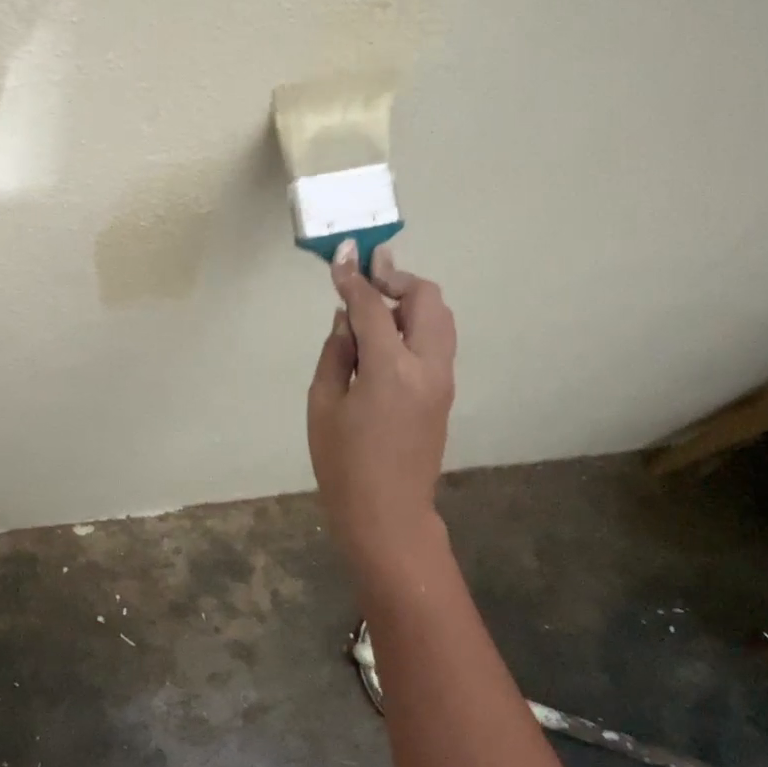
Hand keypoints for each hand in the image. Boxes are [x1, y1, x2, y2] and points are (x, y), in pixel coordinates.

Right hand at [307, 240, 456, 568]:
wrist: (387, 512)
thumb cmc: (343, 462)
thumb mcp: (323, 403)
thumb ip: (337, 352)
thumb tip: (347, 318)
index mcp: (391, 369)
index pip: (373, 306)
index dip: (354, 277)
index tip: (341, 254)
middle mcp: (428, 366)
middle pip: (427, 298)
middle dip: (396, 278)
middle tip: (365, 276)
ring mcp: (443, 379)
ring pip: (439, 317)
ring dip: (409, 300)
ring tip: (373, 304)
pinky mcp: (444, 391)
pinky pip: (435, 340)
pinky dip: (414, 324)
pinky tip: (383, 336)